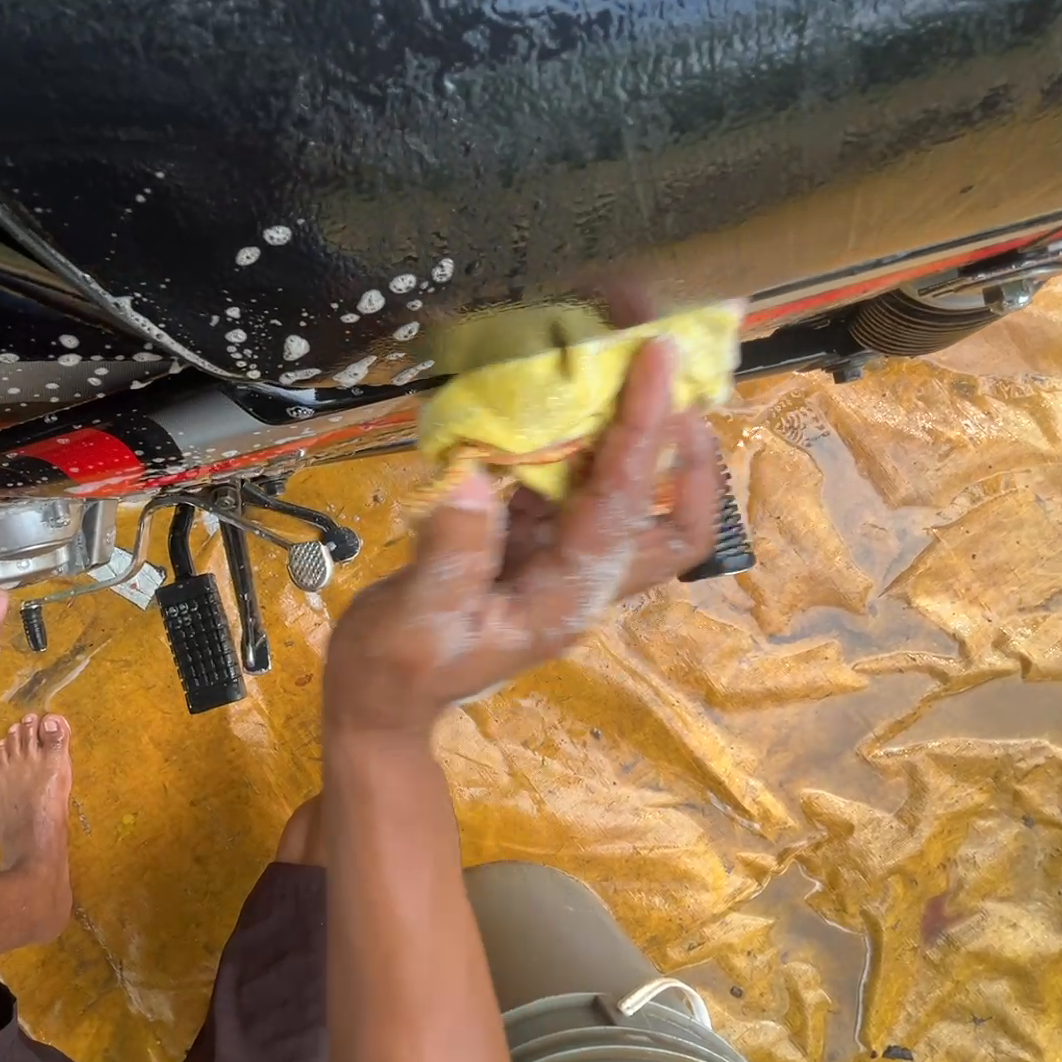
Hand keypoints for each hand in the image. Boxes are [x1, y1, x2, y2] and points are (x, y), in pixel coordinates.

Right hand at [323, 339, 718, 739]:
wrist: (380, 701)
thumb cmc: (396, 670)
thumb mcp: (416, 617)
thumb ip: (450, 550)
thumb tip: (473, 474)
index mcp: (563, 599)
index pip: (623, 508)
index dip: (644, 433)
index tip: (654, 361)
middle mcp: (576, 580)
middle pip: (668, 522)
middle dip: (682, 453)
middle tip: (666, 379)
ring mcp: (552, 564)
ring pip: (619, 500)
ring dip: (627, 440)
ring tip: (615, 375)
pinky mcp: (523, 550)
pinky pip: (562, 492)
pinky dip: (564, 449)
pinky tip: (540, 411)